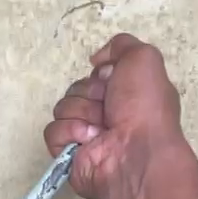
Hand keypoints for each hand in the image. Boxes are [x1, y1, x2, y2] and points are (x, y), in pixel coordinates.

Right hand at [43, 33, 185, 198]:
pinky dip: (69, 133)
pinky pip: (52, 131)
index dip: (101, 75)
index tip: (113, 81)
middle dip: (89, 94)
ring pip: (62, 108)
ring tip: (100, 128)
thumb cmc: (144, 107)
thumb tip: (96, 60)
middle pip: (76, 89)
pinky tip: (88, 141)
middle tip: (107, 108)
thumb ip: (122, 45)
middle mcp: (105, 113)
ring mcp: (85, 134)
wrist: (135, 151)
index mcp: (123, 94)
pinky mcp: (68, 153)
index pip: (94, 75)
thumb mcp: (144, 59)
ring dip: (81, 113)